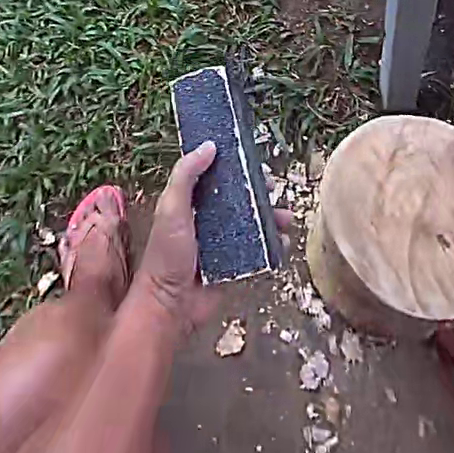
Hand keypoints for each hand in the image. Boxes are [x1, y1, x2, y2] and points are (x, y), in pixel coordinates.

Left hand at [132, 142, 295, 335]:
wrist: (171, 307)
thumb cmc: (167, 256)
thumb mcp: (171, 209)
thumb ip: (185, 176)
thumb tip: (209, 145)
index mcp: (195, 202)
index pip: (221, 177)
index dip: (240, 168)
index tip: (256, 165)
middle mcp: (212, 219)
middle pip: (243, 198)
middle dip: (262, 192)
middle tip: (273, 190)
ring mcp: (226, 242)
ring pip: (257, 222)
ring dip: (274, 217)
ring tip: (286, 218)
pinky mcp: (237, 264)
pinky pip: (261, 250)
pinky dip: (275, 244)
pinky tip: (283, 242)